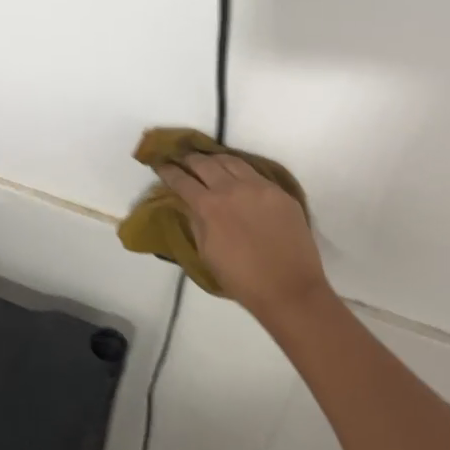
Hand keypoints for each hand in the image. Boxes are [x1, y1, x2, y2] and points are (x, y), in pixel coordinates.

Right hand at [155, 153, 331, 324]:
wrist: (289, 289)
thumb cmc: (241, 278)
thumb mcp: (206, 252)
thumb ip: (195, 222)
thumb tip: (188, 204)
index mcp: (209, 207)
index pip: (181, 180)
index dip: (167, 170)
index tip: (159, 164)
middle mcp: (232, 189)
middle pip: (204, 163)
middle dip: (188, 159)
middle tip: (181, 159)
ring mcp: (259, 187)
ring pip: (231, 160)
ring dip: (214, 159)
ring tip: (207, 161)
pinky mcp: (280, 192)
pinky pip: (254, 172)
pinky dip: (239, 170)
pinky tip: (236, 175)